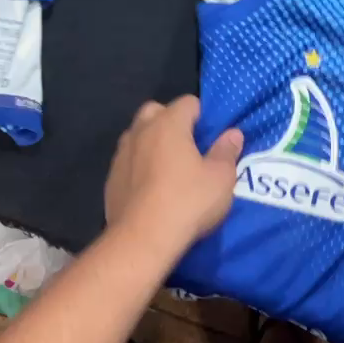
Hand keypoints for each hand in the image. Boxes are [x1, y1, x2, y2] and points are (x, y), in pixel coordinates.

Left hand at [104, 96, 242, 255]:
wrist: (142, 239)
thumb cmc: (187, 202)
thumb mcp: (220, 179)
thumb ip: (226, 152)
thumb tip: (232, 134)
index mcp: (168, 123)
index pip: (187, 102)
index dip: (203, 116)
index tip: (211, 138)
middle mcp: (140, 130)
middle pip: (156, 112)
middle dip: (172, 122)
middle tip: (189, 148)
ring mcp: (121, 153)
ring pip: (138, 135)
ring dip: (152, 142)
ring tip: (169, 168)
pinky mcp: (111, 178)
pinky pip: (128, 160)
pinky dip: (139, 165)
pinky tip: (151, 188)